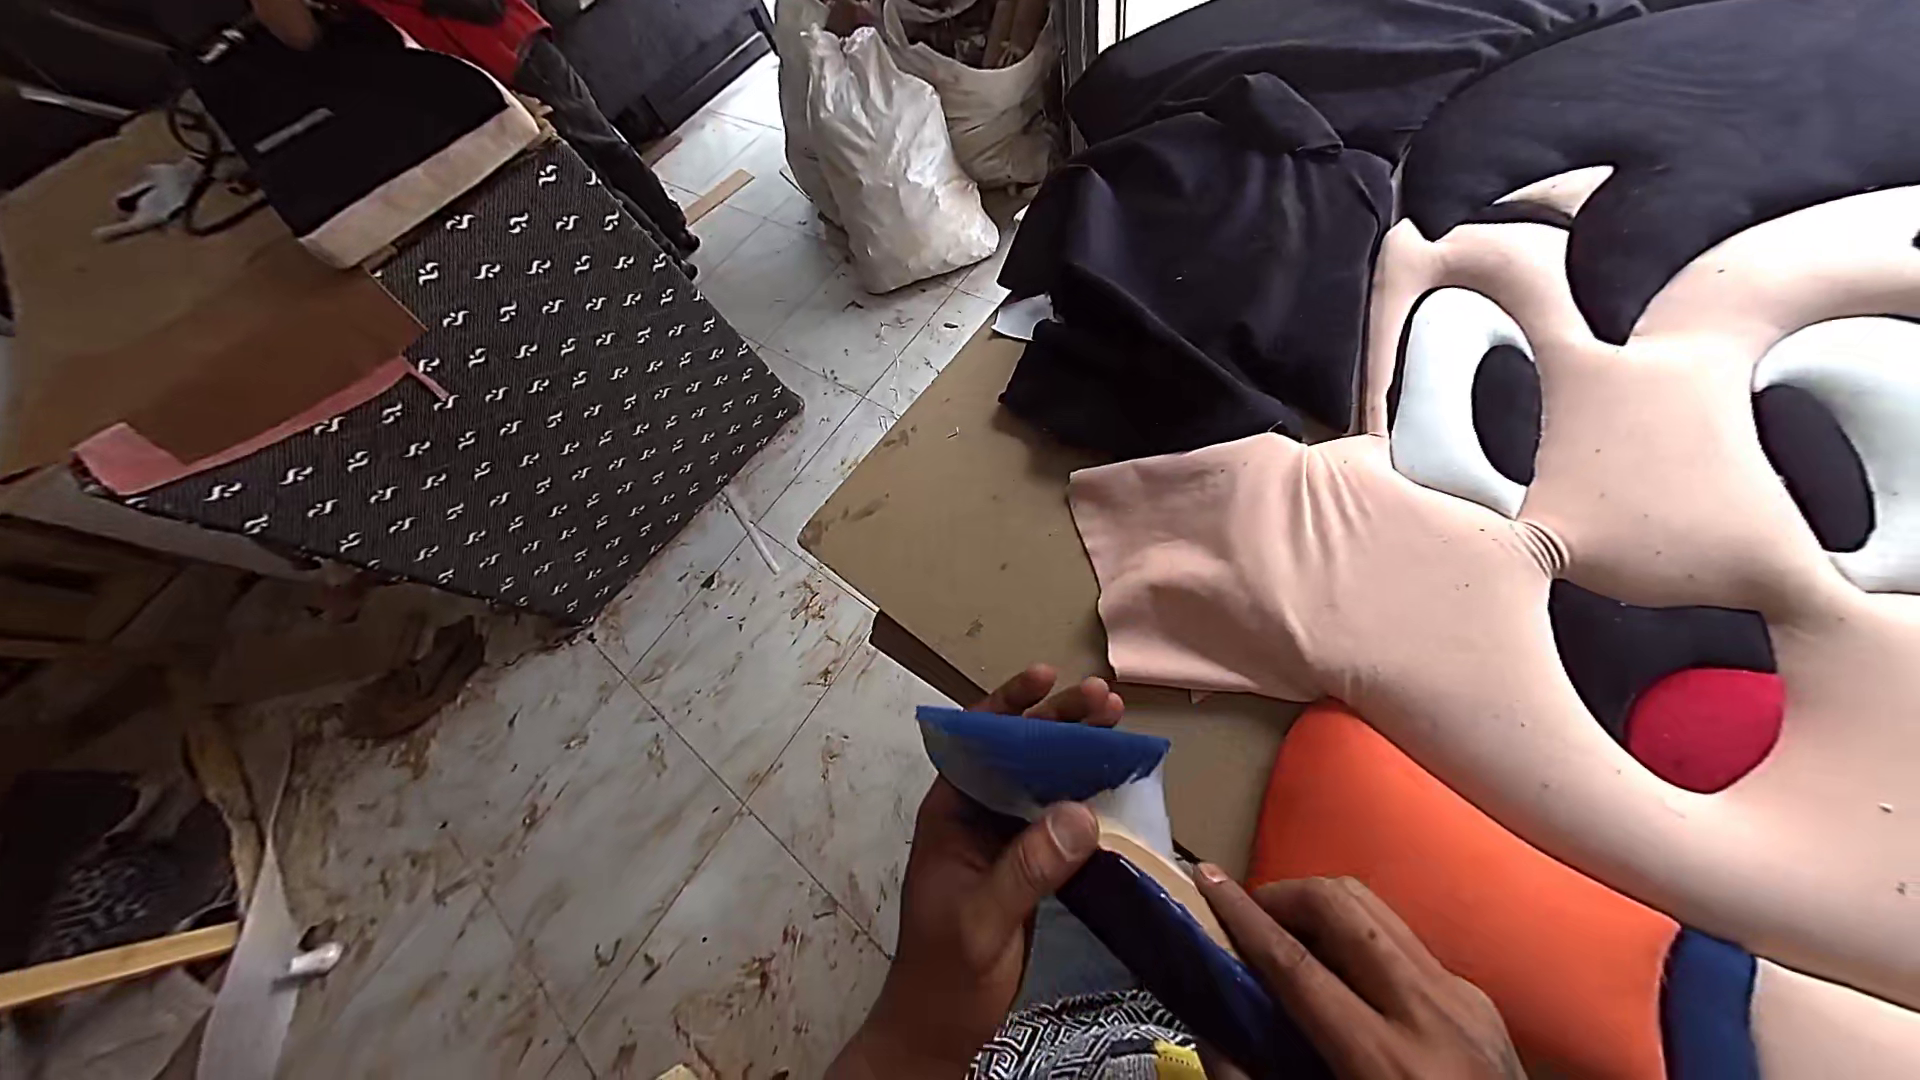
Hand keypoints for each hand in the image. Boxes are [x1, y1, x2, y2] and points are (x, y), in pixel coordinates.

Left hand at [828, 664, 1125, 1078]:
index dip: (1010, 703)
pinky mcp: (1032, 858)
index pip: (978, 739)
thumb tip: (1082, 812)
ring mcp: (1006, 832)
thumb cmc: (945, 971)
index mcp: (952, 808)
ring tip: (1118, 723)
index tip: (1046, 676)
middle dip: (1060, 720)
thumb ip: (1026, 869)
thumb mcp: (981, 920)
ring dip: (1079, 749)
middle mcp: (979, 809)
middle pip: (1020, 750)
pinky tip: (1118, 778)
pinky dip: (1089, 791)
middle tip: (1105, 698)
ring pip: (1045, 776)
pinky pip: (1062, 812)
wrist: (944, 1028)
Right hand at [1193, 870, 1521, 1079]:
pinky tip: (1341, 971)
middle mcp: (1434, 1019)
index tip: (1205, 876)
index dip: (1242, 915)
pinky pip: (1397, 933)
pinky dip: (1353, 932)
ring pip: (1368, 903)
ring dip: (1314, 906)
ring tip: (1289, 936)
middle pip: (1337, 906)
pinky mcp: (1479, 998)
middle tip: (1249, 920)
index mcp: (1390, 1068)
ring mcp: (1464, 1001)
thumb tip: (1206, 1030)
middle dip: (1280, 895)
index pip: (1295, 962)